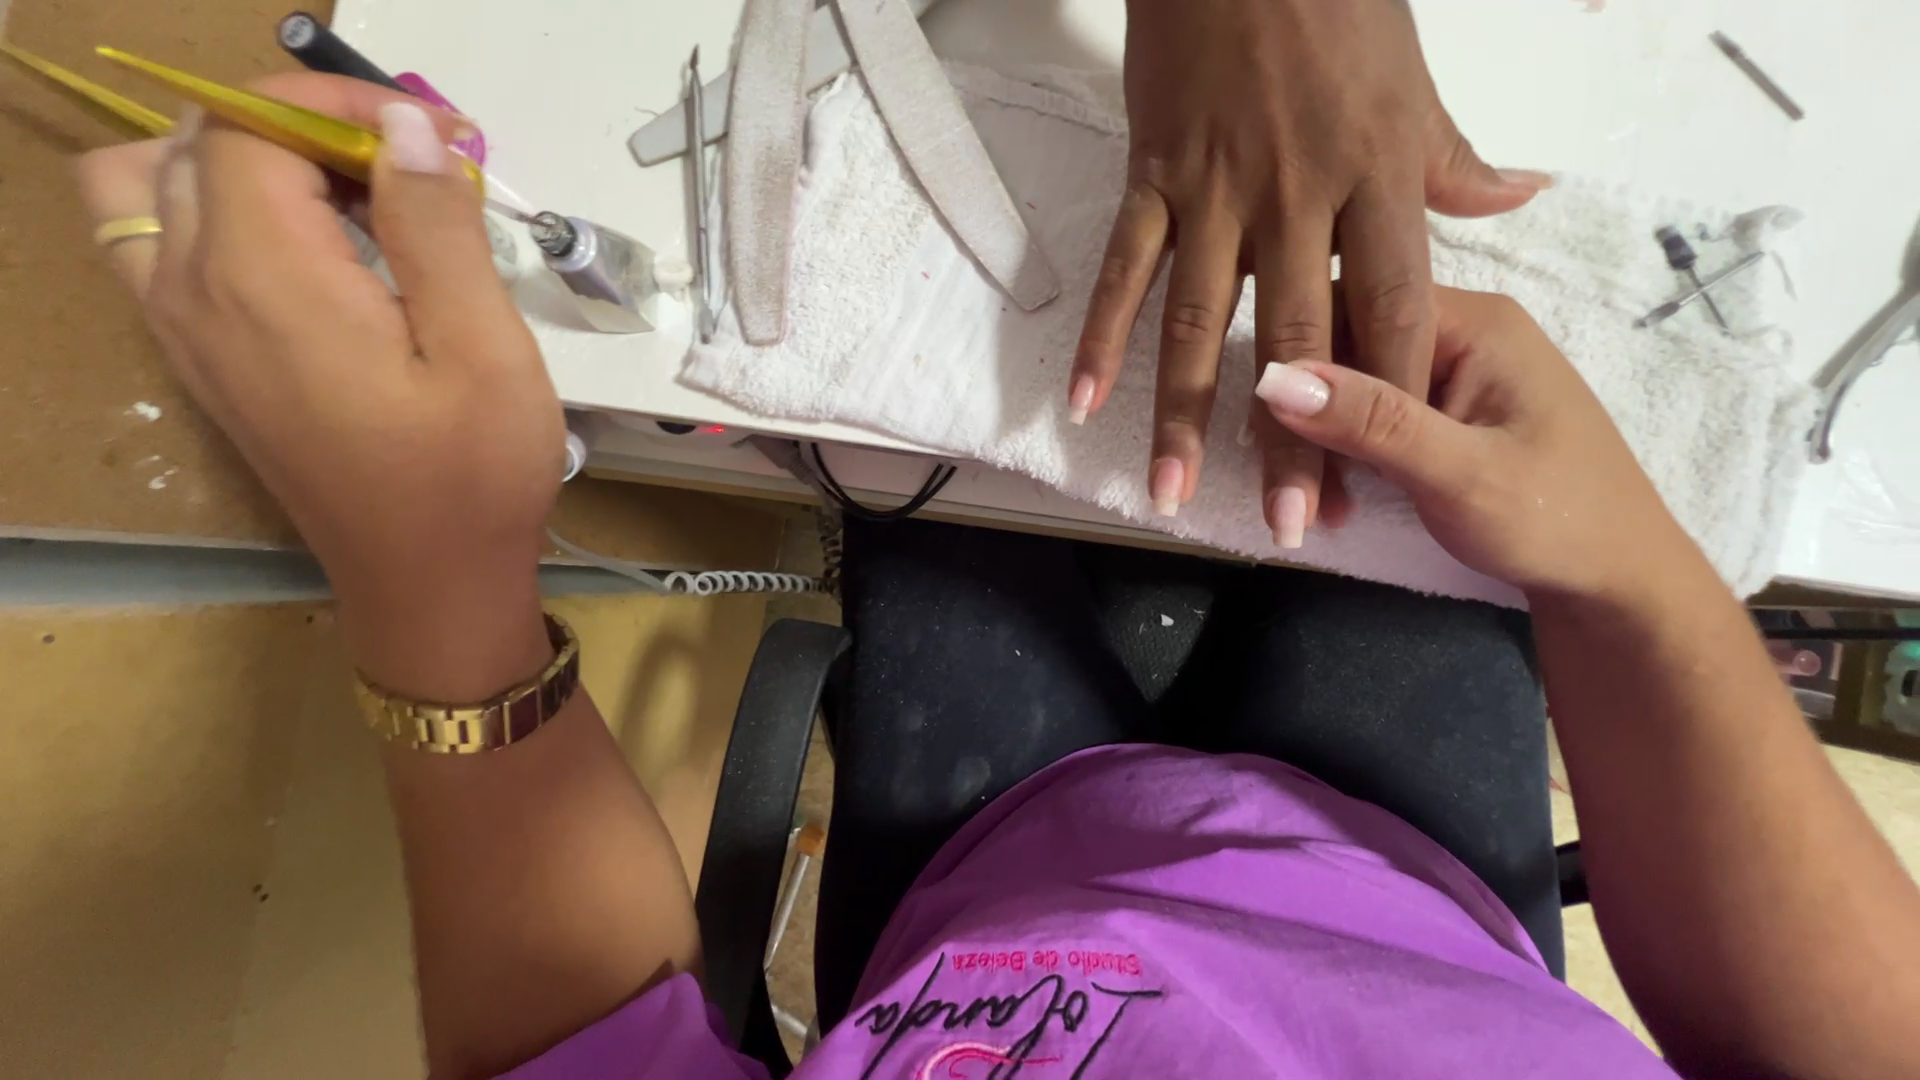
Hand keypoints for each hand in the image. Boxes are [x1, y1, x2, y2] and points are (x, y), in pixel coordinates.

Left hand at [73, 76, 563, 698]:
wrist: (432, 581)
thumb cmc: (476, 473)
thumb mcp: (486, 350)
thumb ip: (439, 231)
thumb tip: (407, 129)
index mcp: (266, 278)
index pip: (252, 126)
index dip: (342, 107)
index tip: (442, 141)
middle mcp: (193, 292)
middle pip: (202, 147)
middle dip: (312, 134)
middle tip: (421, 180)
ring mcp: (185, 335)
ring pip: (160, 191)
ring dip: (253, 170)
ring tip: (357, 211)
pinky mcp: (204, 368)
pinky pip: (166, 251)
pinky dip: (228, 220)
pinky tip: (322, 266)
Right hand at [1072, 0, 1550, 545]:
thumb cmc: (1335, 0)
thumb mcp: (1413, 79)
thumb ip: (1450, 160)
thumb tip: (1512, 200)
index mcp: (1376, 176)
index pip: (1392, 312)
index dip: (1390, 402)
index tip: (1382, 480)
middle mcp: (1297, 197)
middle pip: (1297, 342)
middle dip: (1292, 442)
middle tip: (1289, 525)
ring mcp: (1216, 192)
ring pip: (1200, 324)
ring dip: (1184, 416)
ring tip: (1174, 492)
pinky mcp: (1152, 180)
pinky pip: (1123, 271)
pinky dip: (1101, 337)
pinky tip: (1085, 401)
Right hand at [1253, 288, 1696, 600]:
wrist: (1610, 579)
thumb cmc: (1552, 522)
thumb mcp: (1459, 474)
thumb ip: (1372, 422)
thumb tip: (1274, 377)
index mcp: (1472, 322)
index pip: (1351, 303)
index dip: (1300, 359)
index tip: (1268, 428)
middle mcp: (1457, 330)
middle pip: (1342, 343)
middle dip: (1304, 413)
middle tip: (1288, 481)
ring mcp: (1447, 369)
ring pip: (1346, 383)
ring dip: (1317, 442)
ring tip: (1311, 502)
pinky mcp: (1436, 407)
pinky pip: (1362, 411)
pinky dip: (1337, 453)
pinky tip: (1332, 495)